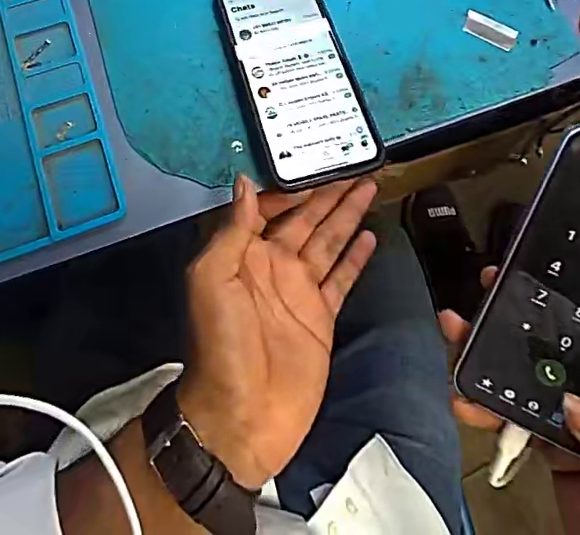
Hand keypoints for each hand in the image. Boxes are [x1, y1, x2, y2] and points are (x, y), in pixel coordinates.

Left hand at [178, 175, 378, 487]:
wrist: (241, 417)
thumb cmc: (219, 347)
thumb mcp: (212, 279)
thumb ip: (232, 230)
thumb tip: (244, 184)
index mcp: (245, 252)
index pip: (272, 207)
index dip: (294, 186)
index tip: (315, 163)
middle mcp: (273, 264)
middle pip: (308, 217)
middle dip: (329, 192)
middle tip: (353, 167)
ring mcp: (299, 290)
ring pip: (329, 240)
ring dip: (347, 214)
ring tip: (366, 188)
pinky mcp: (320, 316)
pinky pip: (341, 277)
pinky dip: (355, 257)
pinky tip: (367, 237)